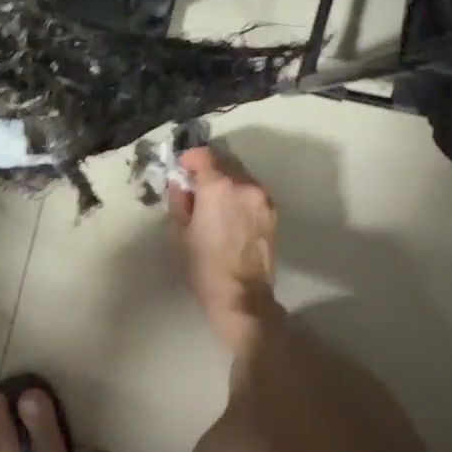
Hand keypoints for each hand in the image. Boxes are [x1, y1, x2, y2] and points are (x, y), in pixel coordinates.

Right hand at [167, 146, 277, 351]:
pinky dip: (239, 194)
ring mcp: (263, 198)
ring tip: (213, 201)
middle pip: (224, 161)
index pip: (203, 154)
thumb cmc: (202, 265)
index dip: (189, 159)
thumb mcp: (178, 231)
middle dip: (208, 169)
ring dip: (225, 180)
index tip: (181, 171)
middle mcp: (244, 185)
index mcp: (217, 186)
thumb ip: (179, 200)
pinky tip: (230, 213)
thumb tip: (181, 184)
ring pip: (240, 175)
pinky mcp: (273, 212)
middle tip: (194, 186)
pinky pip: (252, 192)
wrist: (241, 296)